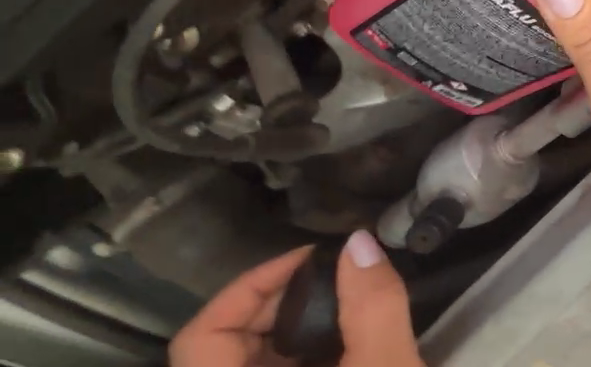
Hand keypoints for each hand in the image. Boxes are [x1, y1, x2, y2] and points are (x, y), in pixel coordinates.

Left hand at [170, 232, 419, 366]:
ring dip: (292, 319)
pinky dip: (296, 344)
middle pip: (222, 340)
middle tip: (338, 273)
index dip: (252, 286)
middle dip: (282, 297)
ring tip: (344, 300)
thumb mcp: (385, 366)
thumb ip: (373, 305)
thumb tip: (357, 241)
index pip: (201, 334)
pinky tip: (338, 339)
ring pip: (244, 356)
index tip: (313, 258)